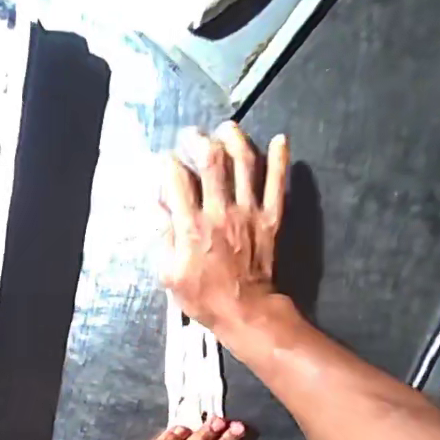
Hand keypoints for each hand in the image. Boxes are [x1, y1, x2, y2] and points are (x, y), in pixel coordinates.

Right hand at [160, 122, 289, 330]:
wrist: (245, 311)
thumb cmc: (203, 297)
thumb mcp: (170, 274)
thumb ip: (165, 237)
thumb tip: (159, 208)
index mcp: (192, 227)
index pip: (177, 182)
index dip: (167, 165)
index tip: (164, 161)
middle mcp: (220, 212)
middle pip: (211, 162)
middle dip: (199, 141)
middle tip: (192, 135)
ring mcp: (249, 212)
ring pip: (244, 163)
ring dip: (235, 140)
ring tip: (227, 128)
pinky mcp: (270, 218)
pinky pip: (277, 183)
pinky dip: (280, 159)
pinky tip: (280, 140)